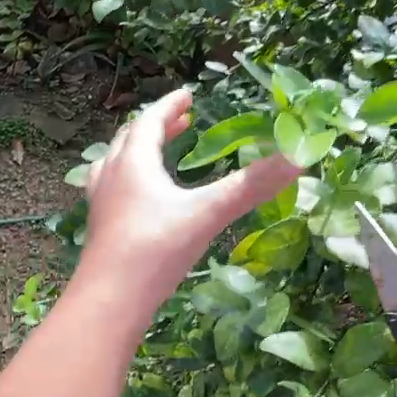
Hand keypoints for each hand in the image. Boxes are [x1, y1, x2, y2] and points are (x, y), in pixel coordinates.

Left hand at [76, 90, 298, 317]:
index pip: (149, 121)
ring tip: (154, 155)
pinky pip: (111, 195)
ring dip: (136, 155)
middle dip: (155, 128)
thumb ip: (250, 186)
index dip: (169, 106)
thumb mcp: (208, 213)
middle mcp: (111, 178)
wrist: (109, 301)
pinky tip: (141, 204)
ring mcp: (100, 206)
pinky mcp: (99, 233)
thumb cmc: (156, 249)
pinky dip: (128, 186)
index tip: (187, 95)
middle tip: (180, 123)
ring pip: (113, 167)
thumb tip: (298, 159)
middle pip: (129, 141)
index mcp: (133, 163)